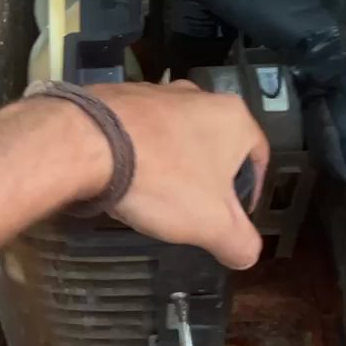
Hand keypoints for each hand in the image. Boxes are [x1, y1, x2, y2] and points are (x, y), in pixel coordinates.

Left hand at [90, 81, 269, 269]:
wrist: (87, 143)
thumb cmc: (162, 179)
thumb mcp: (213, 225)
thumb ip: (240, 243)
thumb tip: (246, 255)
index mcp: (233, 118)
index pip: (258, 157)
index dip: (250, 191)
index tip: (233, 216)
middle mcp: (198, 95)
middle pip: (214, 145)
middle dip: (206, 177)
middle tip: (192, 208)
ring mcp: (155, 91)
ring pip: (174, 134)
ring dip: (169, 162)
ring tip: (153, 194)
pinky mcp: (118, 95)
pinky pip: (137, 129)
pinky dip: (136, 150)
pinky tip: (123, 174)